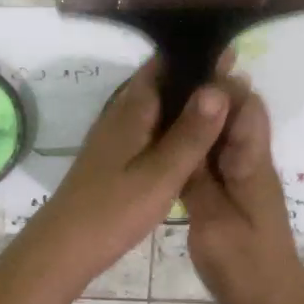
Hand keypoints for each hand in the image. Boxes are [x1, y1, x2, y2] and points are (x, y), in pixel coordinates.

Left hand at [22, 59, 229, 285]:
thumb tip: (218, 86)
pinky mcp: (114, 159)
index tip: (230, 55)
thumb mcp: (162, 173)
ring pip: (156, 110)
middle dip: (195, 82)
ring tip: (227, 112)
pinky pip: (150, 132)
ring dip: (185, 108)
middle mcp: (120, 114)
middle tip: (239, 86)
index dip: (195, 56)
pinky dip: (173, 132)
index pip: (163, 63)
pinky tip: (195, 146)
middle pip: (161, 85)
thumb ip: (191, 132)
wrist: (65, 248)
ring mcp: (114, 137)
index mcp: (131, 109)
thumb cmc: (114, 210)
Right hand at [180, 74, 303, 303]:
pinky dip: (194, 148)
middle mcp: (252, 163)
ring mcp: (244, 179)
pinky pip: (215, 158)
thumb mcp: (212, 224)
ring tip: (155, 110)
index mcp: (252, 165)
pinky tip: (166, 149)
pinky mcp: (234, 194)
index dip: (218, 84)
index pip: (244, 106)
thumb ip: (197, 177)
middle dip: (203, 96)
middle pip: (234, 114)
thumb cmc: (244, 269)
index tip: (181, 69)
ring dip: (196, 121)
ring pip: (222, 135)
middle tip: (157, 88)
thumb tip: (188, 125)